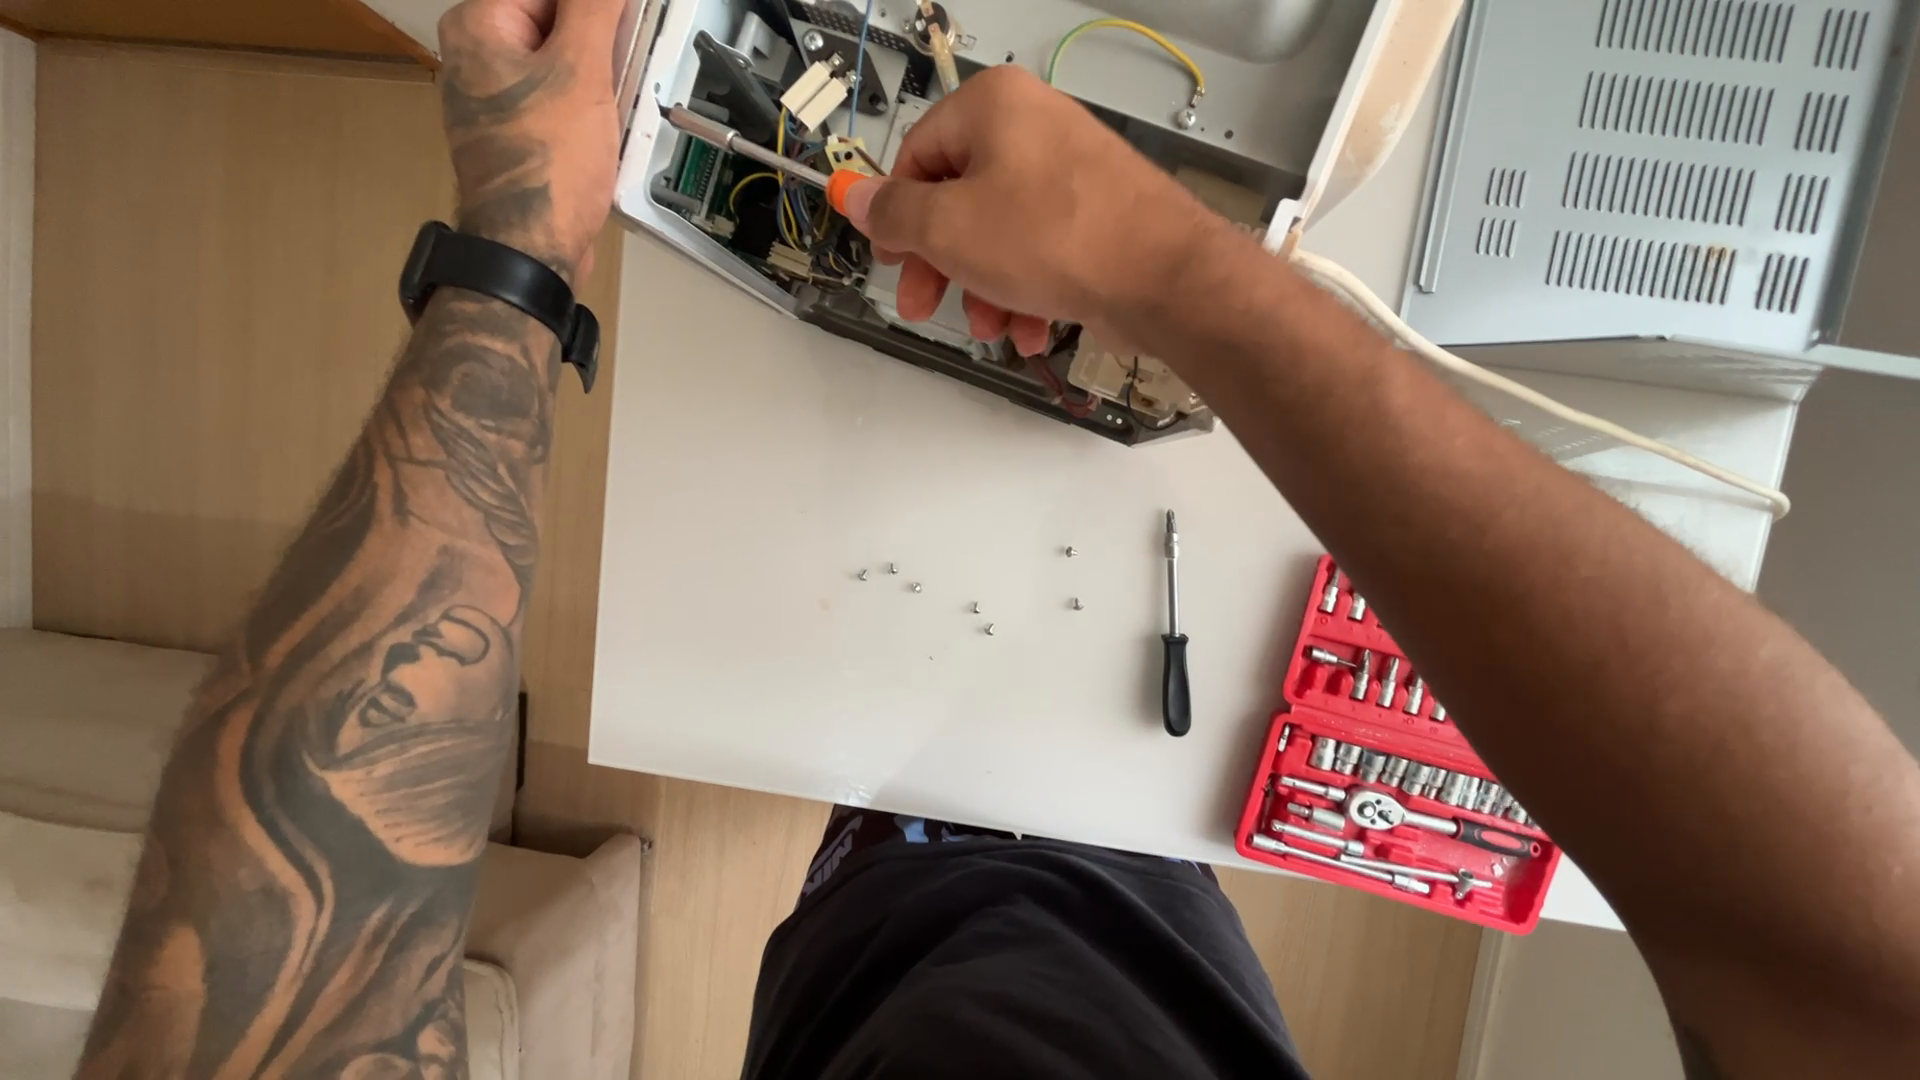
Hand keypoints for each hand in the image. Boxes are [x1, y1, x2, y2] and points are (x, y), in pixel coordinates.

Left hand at [437, 0, 627, 279]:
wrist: (532, 247)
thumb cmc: (548, 165)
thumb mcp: (581, 73)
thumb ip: (593, 11)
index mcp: (478, 26)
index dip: (595, 9)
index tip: (629, 25)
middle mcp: (476, 59)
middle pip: (552, 26)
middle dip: (600, 47)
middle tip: (629, 68)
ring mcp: (496, 104)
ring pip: (559, 70)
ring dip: (600, 84)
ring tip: (621, 106)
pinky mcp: (518, 141)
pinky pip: (559, 108)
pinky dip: (589, 115)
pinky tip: (610, 135)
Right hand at [840, 66, 1226, 355]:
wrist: (1161, 277)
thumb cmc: (1048, 239)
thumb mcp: (949, 228)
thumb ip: (894, 213)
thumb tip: (850, 195)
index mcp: (992, 106)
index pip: (917, 156)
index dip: (896, 215)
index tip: (891, 263)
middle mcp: (1033, 128)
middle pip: (958, 201)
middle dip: (940, 266)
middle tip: (921, 307)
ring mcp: (1070, 175)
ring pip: (999, 236)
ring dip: (984, 290)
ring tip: (990, 330)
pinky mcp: (1096, 219)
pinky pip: (1041, 253)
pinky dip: (1026, 294)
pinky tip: (1029, 332)